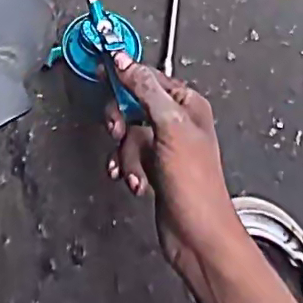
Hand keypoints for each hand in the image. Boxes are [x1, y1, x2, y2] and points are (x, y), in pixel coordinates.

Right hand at [104, 54, 302, 302]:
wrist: (199, 239)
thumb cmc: (198, 188)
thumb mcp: (169, 127)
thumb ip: (145, 90)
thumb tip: (125, 62)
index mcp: (186, 103)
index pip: (147, 75)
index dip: (124, 72)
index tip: (103, 69)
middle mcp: (176, 121)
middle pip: (132, 103)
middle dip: (122, 121)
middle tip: (118, 129)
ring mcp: (164, 145)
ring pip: (127, 133)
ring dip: (126, 153)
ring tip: (136, 168)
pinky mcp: (153, 166)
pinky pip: (128, 155)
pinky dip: (127, 167)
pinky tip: (136, 180)